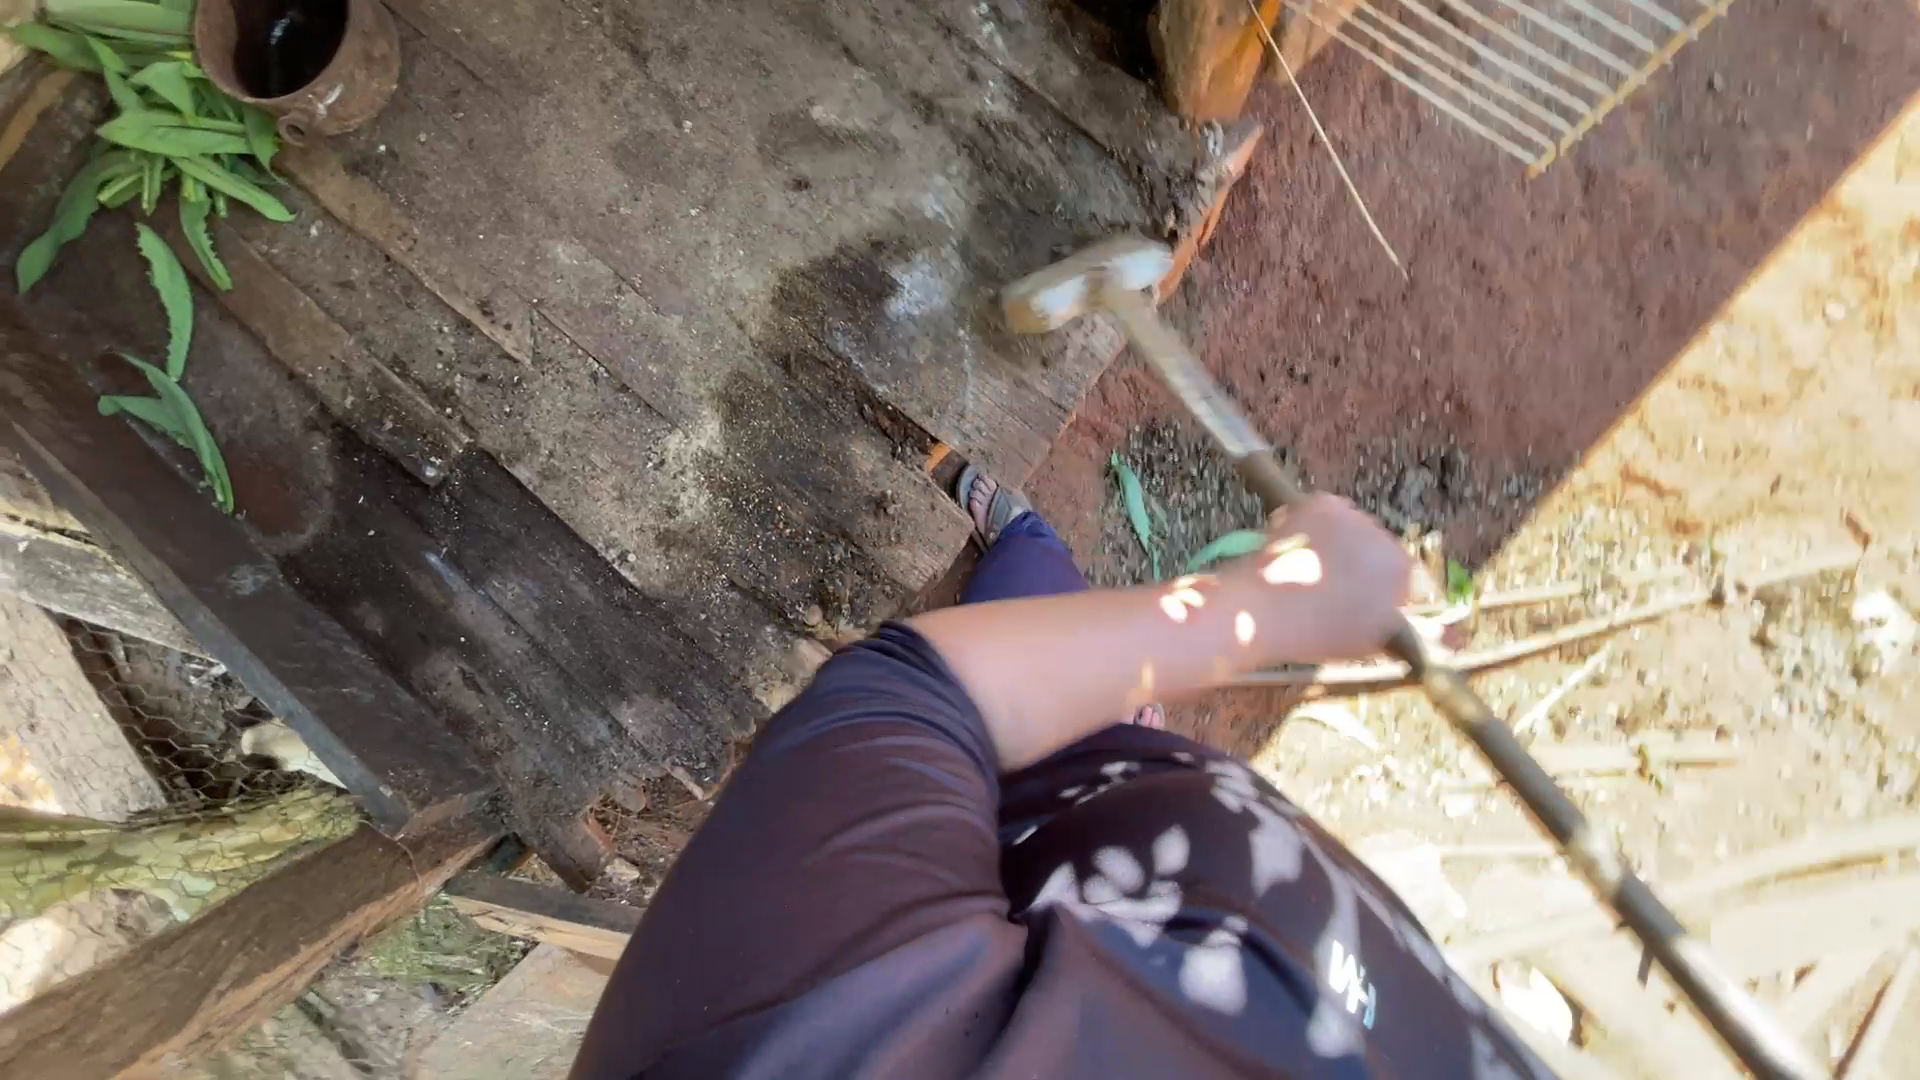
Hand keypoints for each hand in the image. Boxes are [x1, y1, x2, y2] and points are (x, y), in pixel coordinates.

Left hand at [1229, 494, 1417, 662]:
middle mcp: (1386, 537)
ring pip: (1345, 525)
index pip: (1396, 572)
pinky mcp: (1321, 503)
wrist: (1265, 613)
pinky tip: (1291, 543)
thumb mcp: (1368, 641)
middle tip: (1321, 577)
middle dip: (1352, 557)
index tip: (1347, 595)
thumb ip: (1388, 621)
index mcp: (1401, 571)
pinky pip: (1319, 510)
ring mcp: (1353, 516)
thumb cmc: (1316, 633)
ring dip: (1331, 538)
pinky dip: (1306, 521)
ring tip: (1301, 561)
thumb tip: (1390, 615)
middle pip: (1371, 544)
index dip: (1371, 584)